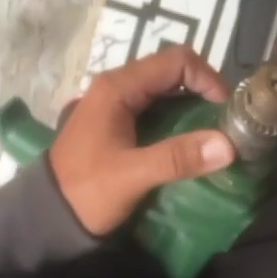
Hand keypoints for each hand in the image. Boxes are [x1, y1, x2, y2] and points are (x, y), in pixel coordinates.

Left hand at [49, 46, 235, 233]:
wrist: (48, 216)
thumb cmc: (86, 191)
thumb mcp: (133, 175)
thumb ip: (178, 157)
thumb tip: (228, 145)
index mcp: (117, 87)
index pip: (175, 61)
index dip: (207, 79)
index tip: (225, 111)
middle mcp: (116, 87)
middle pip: (171, 72)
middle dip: (203, 92)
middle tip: (225, 124)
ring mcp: (116, 104)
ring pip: (165, 92)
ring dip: (192, 108)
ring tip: (214, 135)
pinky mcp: (117, 123)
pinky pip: (156, 110)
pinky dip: (178, 121)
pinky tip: (191, 145)